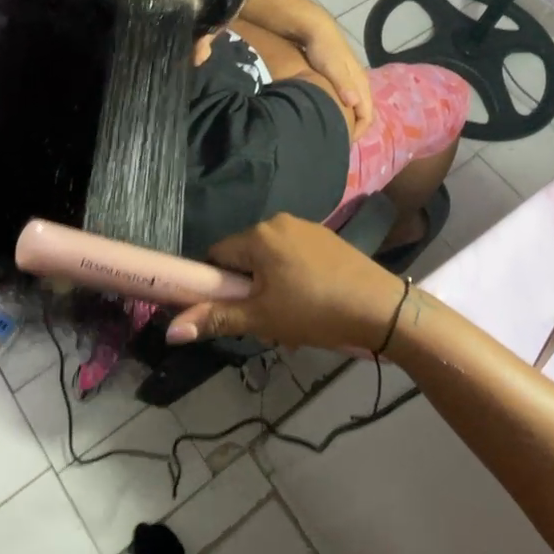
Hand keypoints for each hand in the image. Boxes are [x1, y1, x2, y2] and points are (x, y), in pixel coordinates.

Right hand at [166, 214, 404, 350]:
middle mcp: (278, 222)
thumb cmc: (315, 311)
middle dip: (248, 290)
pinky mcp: (328, 239)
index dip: (217, 285)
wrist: (382, 309)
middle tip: (264, 322)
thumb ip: (216, 319)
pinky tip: (311, 307)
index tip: (231, 310)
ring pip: (271, 260)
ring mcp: (306, 228)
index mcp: (257, 235)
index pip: (216, 255)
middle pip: (244, 257)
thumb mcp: (262, 319)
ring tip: (291, 321)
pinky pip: (295, 258)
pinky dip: (293, 280)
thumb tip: (171, 330)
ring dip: (271, 288)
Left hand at [301, 19, 374, 136]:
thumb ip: (343, 85)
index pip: (368, 114)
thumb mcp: (333, 67)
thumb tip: (354, 104)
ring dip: (348, 119)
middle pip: (364, 112)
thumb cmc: (323, 49)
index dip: (359, 131)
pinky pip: (346, 98)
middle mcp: (359, 83)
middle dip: (355, 128)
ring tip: (334, 130)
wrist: (314, 28)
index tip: (345, 142)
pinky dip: (342, 109)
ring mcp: (350, 79)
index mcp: (361, 83)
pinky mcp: (340, 77)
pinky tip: (329, 113)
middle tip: (339, 140)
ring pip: (355, 105)